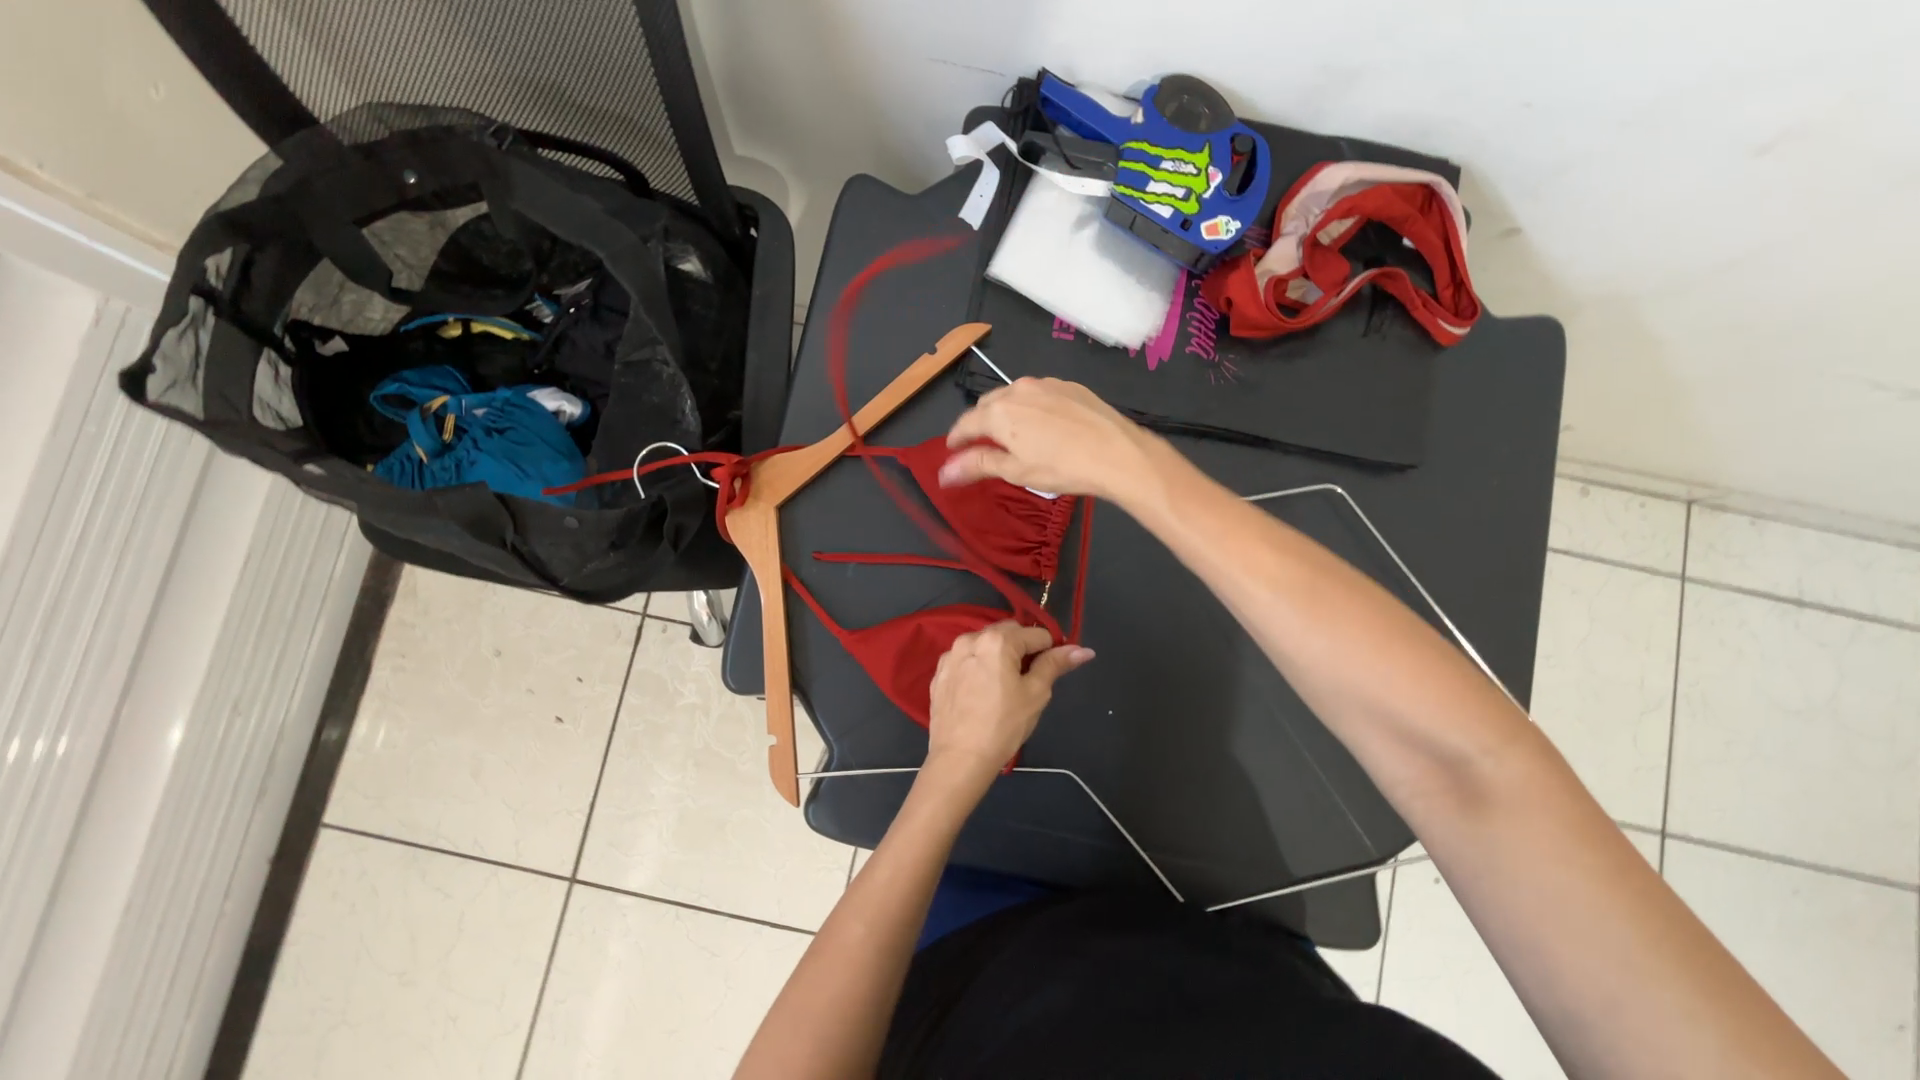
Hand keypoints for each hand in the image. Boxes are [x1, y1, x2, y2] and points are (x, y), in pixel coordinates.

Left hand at [924, 621, 1093, 782]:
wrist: (960, 758)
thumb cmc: (1004, 725)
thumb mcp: (1036, 693)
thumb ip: (1056, 664)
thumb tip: (1083, 650)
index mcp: (997, 640)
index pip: (1036, 635)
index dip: (1050, 651)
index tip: (1050, 674)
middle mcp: (969, 639)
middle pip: (1008, 634)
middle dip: (1023, 650)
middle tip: (1029, 682)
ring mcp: (950, 656)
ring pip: (985, 646)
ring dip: (999, 657)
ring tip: (1004, 689)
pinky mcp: (939, 674)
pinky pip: (966, 661)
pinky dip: (978, 668)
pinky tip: (981, 694)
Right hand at [939, 378, 1155, 502]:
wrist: (1117, 453)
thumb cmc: (1061, 468)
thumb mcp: (1015, 471)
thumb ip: (977, 465)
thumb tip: (943, 472)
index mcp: (998, 412)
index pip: (965, 423)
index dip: (956, 438)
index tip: (952, 449)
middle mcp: (1018, 389)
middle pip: (988, 405)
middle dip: (981, 423)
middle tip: (984, 444)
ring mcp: (1046, 384)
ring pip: (1015, 396)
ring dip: (1008, 412)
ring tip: (1015, 434)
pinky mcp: (1071, 386)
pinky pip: (1041, 394)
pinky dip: (1033, 407)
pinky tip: (1046, 425)